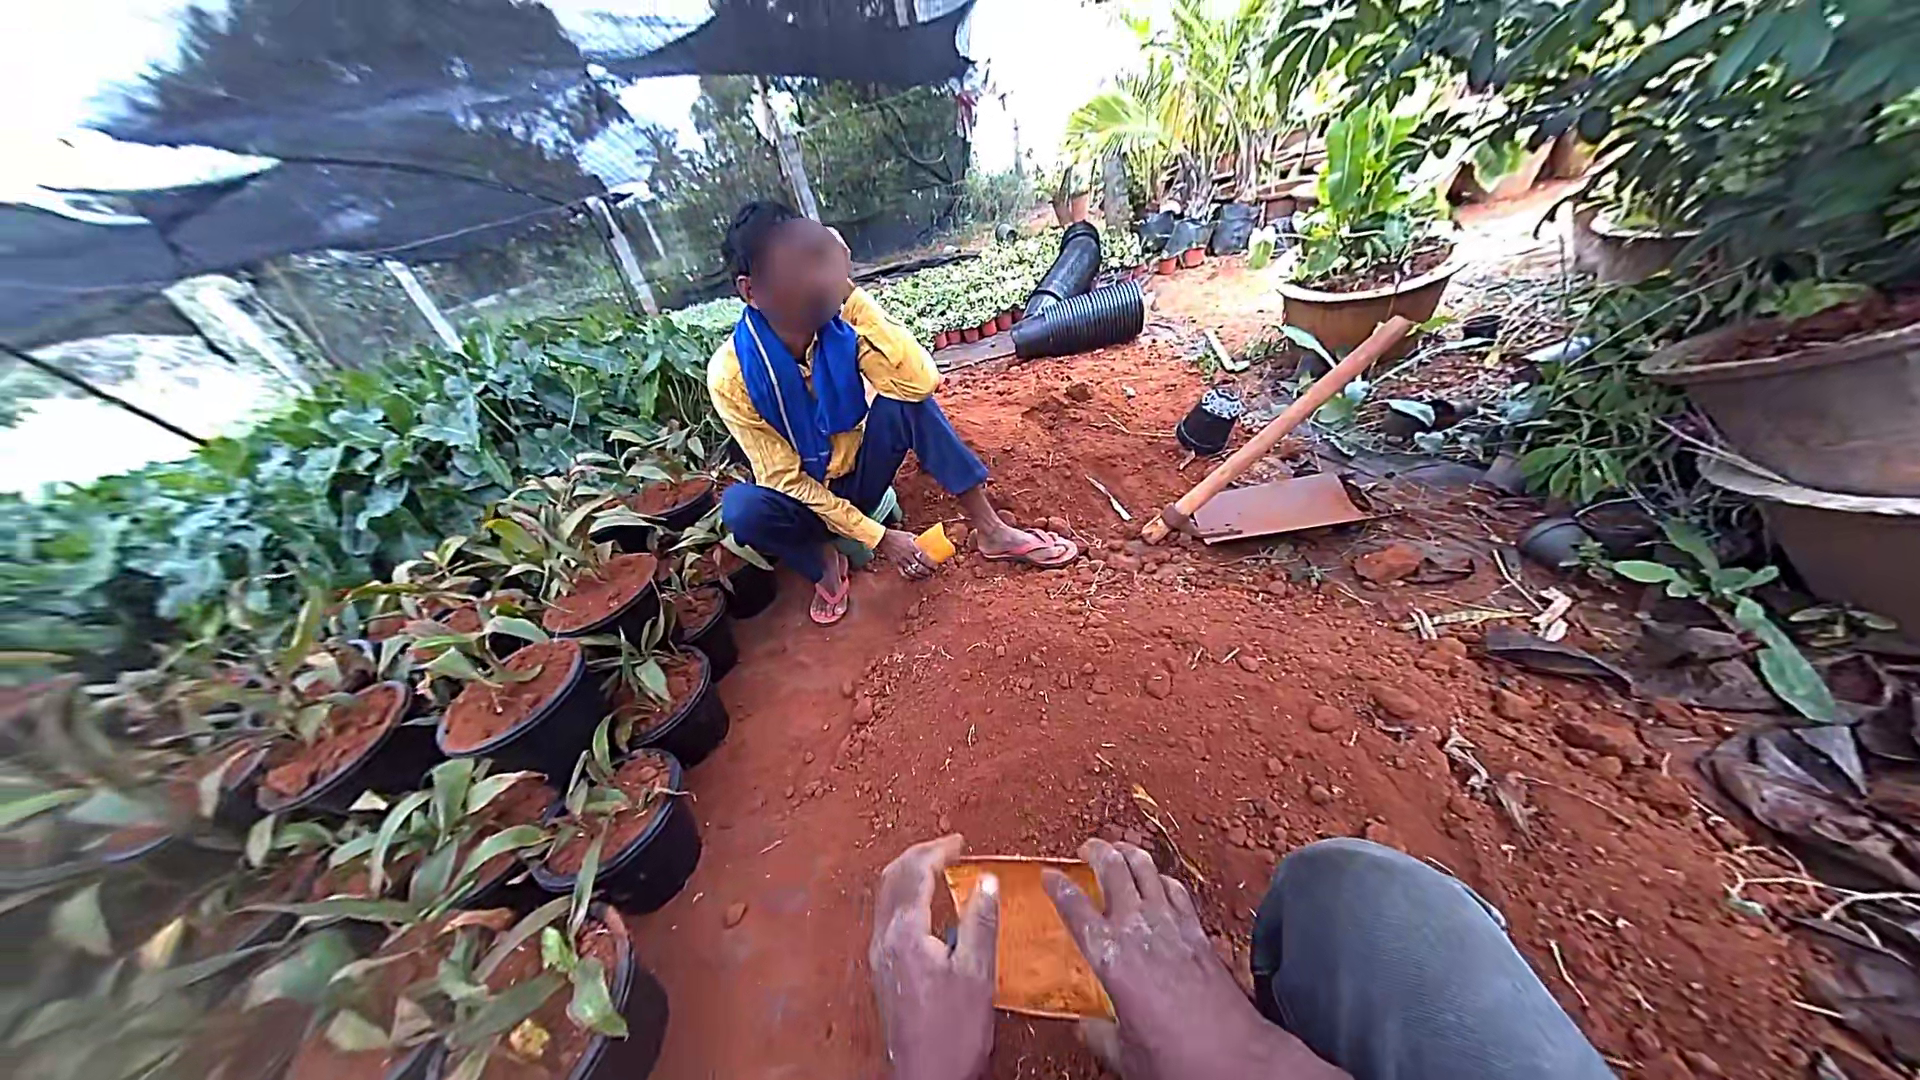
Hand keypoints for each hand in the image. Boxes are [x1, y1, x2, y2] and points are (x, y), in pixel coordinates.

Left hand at [869, 835, 998, 1079]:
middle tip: (949, 848)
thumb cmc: (952, 1035)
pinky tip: (927, 902)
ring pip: (887, 892)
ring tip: (938, 865)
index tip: (959, 843)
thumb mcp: (977, 974)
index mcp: (905, 933)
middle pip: (894, 876)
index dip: (938, 850)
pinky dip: (906, 891)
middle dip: (921, 854)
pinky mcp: (883, 967)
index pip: (916, 873)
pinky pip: (888, 910)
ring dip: (910, 871)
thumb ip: (981, 922)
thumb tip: (988, 881)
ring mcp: (880, 953)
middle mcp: (885, 938)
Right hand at [878, 528, 936, 579]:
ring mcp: (901, 560)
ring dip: (920, 575)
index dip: (930, 564)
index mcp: (912, 547)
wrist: (884, 538)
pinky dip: (910, 577)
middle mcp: (907, 555)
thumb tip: (926, 543)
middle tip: (932, 572)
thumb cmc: (898, 535)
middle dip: (927, 571)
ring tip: (925, 576)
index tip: (935, 566)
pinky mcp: (896, 564)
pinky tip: (914, 578)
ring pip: (912, 572)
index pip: (924, 558)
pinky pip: (903, 573)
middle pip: (919, 567)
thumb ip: (917, 540)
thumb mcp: (910, 535)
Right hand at [1044, 840, 1348, 1079]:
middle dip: (1095, 850)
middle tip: (1086, 848)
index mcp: (1111, 955)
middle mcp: (1137, 927)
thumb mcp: (1127, 1056)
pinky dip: (1161, 878)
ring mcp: (1169, 922)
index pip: (1074, 907)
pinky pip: (1175, 888)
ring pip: (1144, 866)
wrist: (1239, 1061)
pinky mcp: (1196, 928)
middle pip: (1111, 867)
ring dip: (1127, 851)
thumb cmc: (1178, 1061)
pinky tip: (1157, 881)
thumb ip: (1100, 1035)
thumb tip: (1084, 1027)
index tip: (1048, 875)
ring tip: (1118, 848)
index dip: (1057, 886)